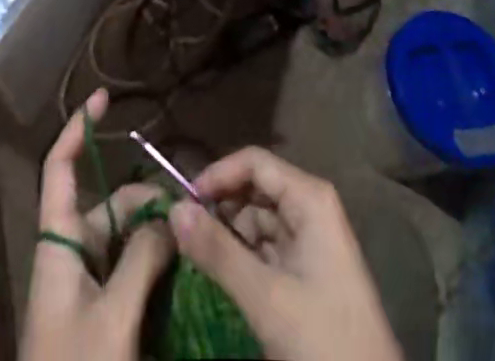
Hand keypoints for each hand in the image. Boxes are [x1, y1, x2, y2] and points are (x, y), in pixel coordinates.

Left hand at [21, 89, 175, 360]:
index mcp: (58, 250)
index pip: (60, 175)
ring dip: (159, 233)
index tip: (103, 98)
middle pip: (111, 205)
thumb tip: (168, 217)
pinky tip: (185, 266)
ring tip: (195, 243)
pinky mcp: (101, 309)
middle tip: (192, 217)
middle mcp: (71, 258)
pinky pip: (133, 265)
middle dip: (149, 201)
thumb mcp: (112, 317)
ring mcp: (86, 286)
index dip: (77, 133)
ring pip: (128, 236)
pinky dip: (158, 257)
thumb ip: (142, 258)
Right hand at [170, 148, 400, 360]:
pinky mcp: (300, 264)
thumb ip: (219, 251)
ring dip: (223, 230)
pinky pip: (261, 244)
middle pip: (254, 187)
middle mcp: (309, 205)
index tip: (177, 205)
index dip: (216, 175)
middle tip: (173, 233)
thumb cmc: (321, 332)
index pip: (255, 163)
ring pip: (254, 217)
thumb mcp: (265, 295)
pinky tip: (210, 269)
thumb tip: (174, 209)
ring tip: (184, 252)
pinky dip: (236, 252)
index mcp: (309, 197)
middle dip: (216, 204)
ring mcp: (306, 235)